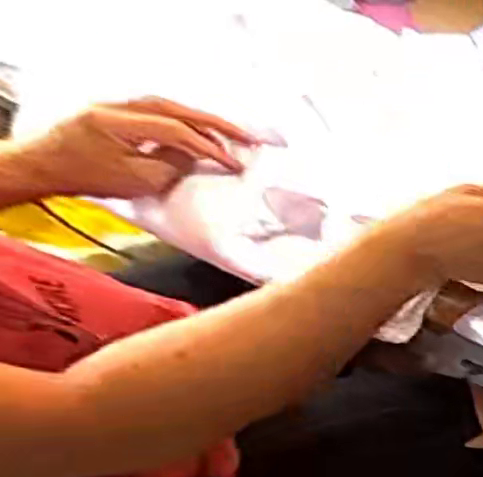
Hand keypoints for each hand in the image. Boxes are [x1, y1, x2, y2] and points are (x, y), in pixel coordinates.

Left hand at [9, 99, 252, 198]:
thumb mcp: (142, 177)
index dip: (211, 149)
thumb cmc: (92, 176)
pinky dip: (184, 120)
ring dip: (201, 121)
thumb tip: (198, 156)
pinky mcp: (114, 113)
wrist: (48, 166)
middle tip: (248, 138)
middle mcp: (113, 107)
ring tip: (229, 136)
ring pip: (165, 106)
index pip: (177, 130)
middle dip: (215, 123)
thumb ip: (174, 163)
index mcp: (116, 122)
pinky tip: (199, 132)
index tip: (236, 167)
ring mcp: (112, 107)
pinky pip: (155, 110)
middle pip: (173, 108)